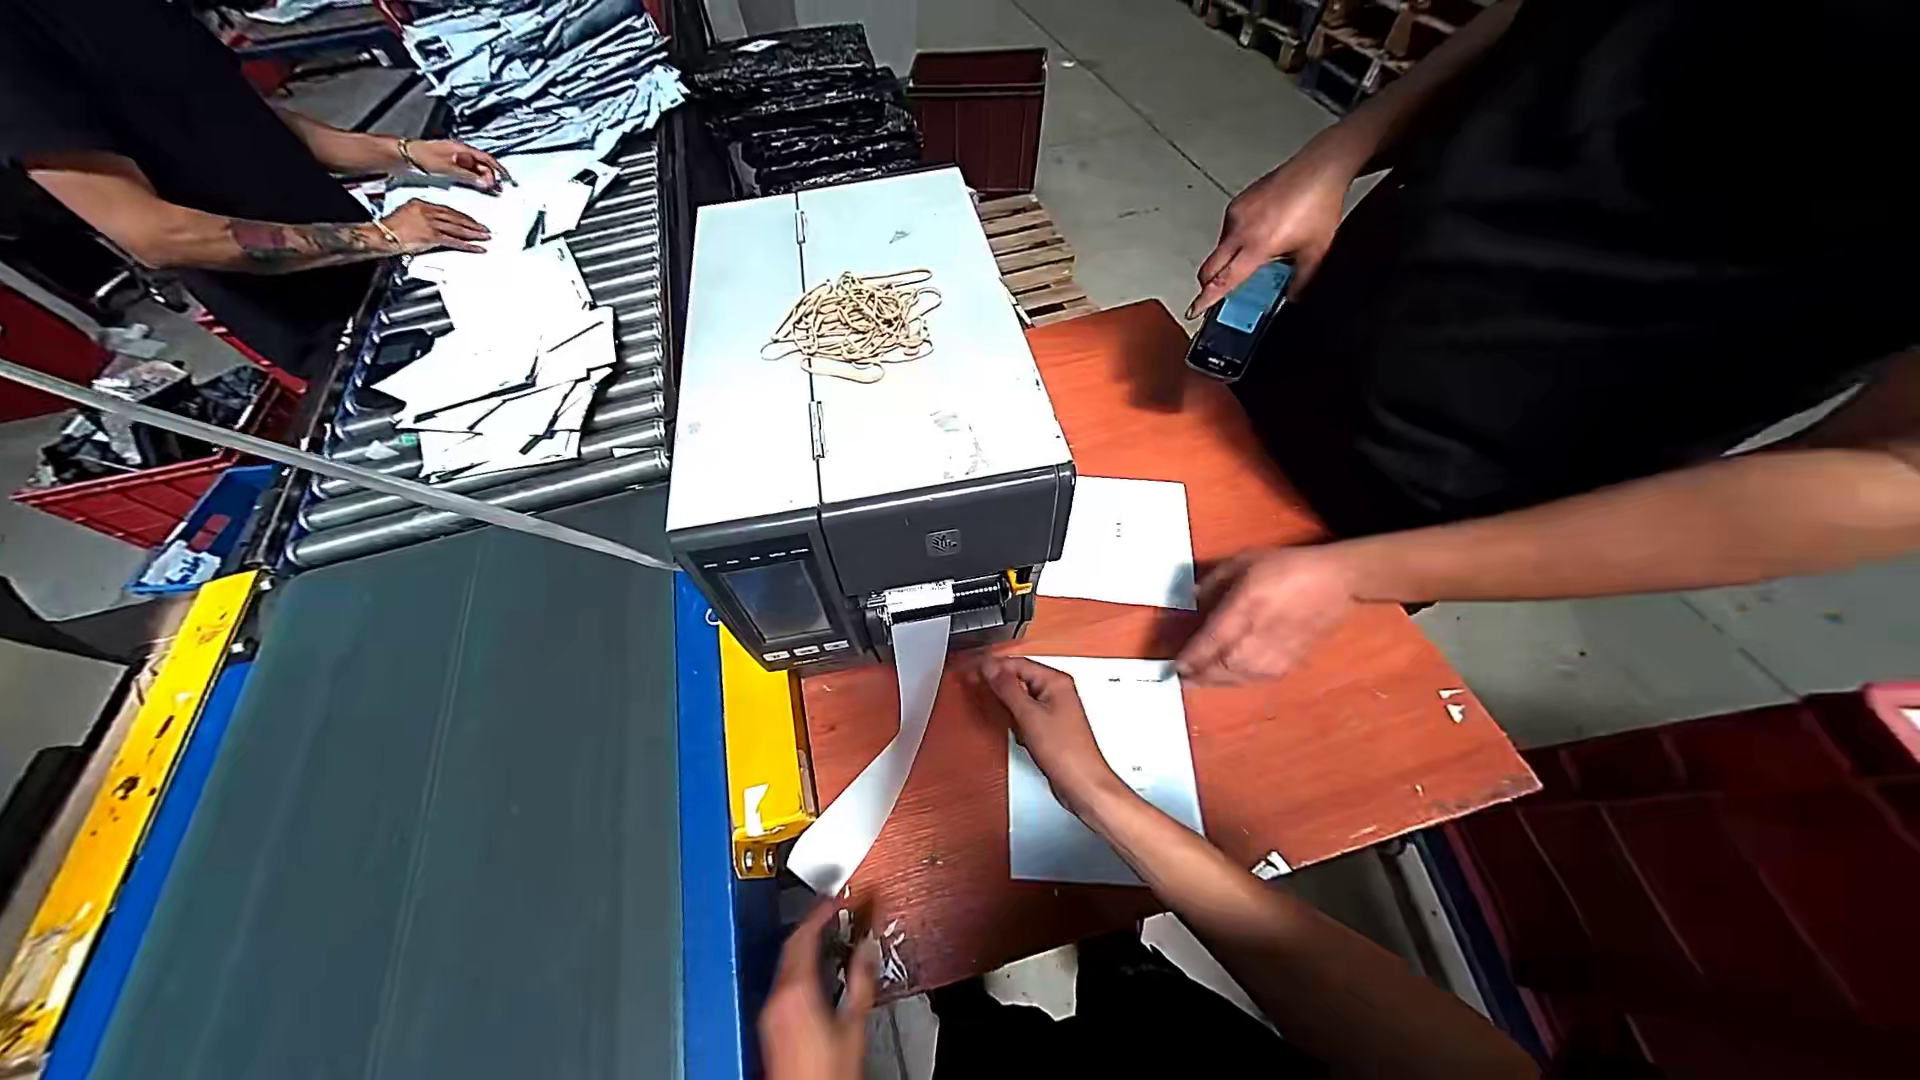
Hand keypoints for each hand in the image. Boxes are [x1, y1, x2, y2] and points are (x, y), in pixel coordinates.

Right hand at [380, 200, 490, 254]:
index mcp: (420, 204)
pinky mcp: (431, 236)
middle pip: (455, 218)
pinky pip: (455, 241)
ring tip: (486, 237)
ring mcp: (429, 223)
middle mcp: (426, 211)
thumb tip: (441, 223)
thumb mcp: (408, 214)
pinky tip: (478, 248)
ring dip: (474, 234)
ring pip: (457, 228)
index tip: (473, 221)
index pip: (447, 210)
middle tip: (485, 229)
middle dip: (473, 225)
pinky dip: (469, 245)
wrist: (382, 235)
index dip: (463, 216)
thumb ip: (425, 216)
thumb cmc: (393, 227)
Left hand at [402, 139, 510, 190]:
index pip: (487, 158)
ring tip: (486, 188)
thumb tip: (486, 183)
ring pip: (477, 168)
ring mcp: (457, 157)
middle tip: (494, 187)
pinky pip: (469, 171)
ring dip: (484, 178)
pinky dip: (475, 178)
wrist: (407, 155)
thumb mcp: (450, 168)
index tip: (508, 178)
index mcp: (462, 149)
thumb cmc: (425, 157)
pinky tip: (476, 184)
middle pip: (483, 164)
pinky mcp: (453, 163)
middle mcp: (461, 152)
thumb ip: (470, 176)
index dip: (499, 168)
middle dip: (491, 176)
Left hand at [759, 902, 877, 1079]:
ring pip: (787, 960)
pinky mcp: (771, 1023)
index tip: (834, 899)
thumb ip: (862, 979)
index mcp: (797, 989)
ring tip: (827, 932)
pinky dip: (800, 962)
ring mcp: (771, 1011)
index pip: (804, 934)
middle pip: (792, 944)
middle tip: (831, 910)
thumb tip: (868, 948)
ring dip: (805, 942)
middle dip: (812, 923)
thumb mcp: (853, 1022)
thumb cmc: (826, 1073)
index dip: (821, 911)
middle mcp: (778, 996)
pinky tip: (816, 966)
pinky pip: (784, 978)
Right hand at [981, 657, 1125, 814]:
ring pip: (1023, 695)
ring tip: (994, 704)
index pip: (1019, 663)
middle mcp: (1057, 691)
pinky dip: (1016, 716)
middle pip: (1020, 676)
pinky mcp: (1050, 724)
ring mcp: (1054, 708)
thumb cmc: (1067, 753)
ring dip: (1008, 700)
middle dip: (999, 682)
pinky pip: (1027, 711)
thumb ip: (1008, 689)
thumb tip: (992, 668)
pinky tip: (1012, 725)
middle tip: (978, 683)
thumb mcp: (1029, 716)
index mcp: (1056, 682)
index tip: (976, 670)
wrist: (1081, 783)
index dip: (995, 666)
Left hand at [1174, 547, 1360, 684]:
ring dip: (1217, 682)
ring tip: (1199, 680)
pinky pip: (1258, 679)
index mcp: (1245, 609)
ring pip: (1239, 677)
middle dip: (1200, 675)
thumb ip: (1212, 583)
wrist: (1336, 580)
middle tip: (1182, 677)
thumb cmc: (1285, 566)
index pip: (1210, 642)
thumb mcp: (1241, 562)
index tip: (1174, 665)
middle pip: (1223, 667)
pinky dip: (1238, 681)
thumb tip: (1190, 600)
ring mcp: (1278, 653)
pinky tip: (1228, 678)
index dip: (1190, 657)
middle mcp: (1259, 636)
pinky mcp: (1292, 662)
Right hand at [1186, 143, 1355, 317]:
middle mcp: (1240, 230)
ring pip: (1219, 250)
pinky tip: (1256, 234)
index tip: (1194, 310)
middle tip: (1214, 291)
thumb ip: (1302, 279)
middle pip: (1209, 268)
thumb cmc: (1319, 202)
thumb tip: (1294, 297)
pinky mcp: (1237, 203)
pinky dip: (1236, 240)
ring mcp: (1236, 215)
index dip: (1207, 298)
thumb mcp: (1316, 250)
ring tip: (1253, 253)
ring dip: (1227, 259)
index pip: (1224, 280)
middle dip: (1208, 284)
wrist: (1321, 166)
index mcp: (1257, 245)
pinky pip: (1227, 231)